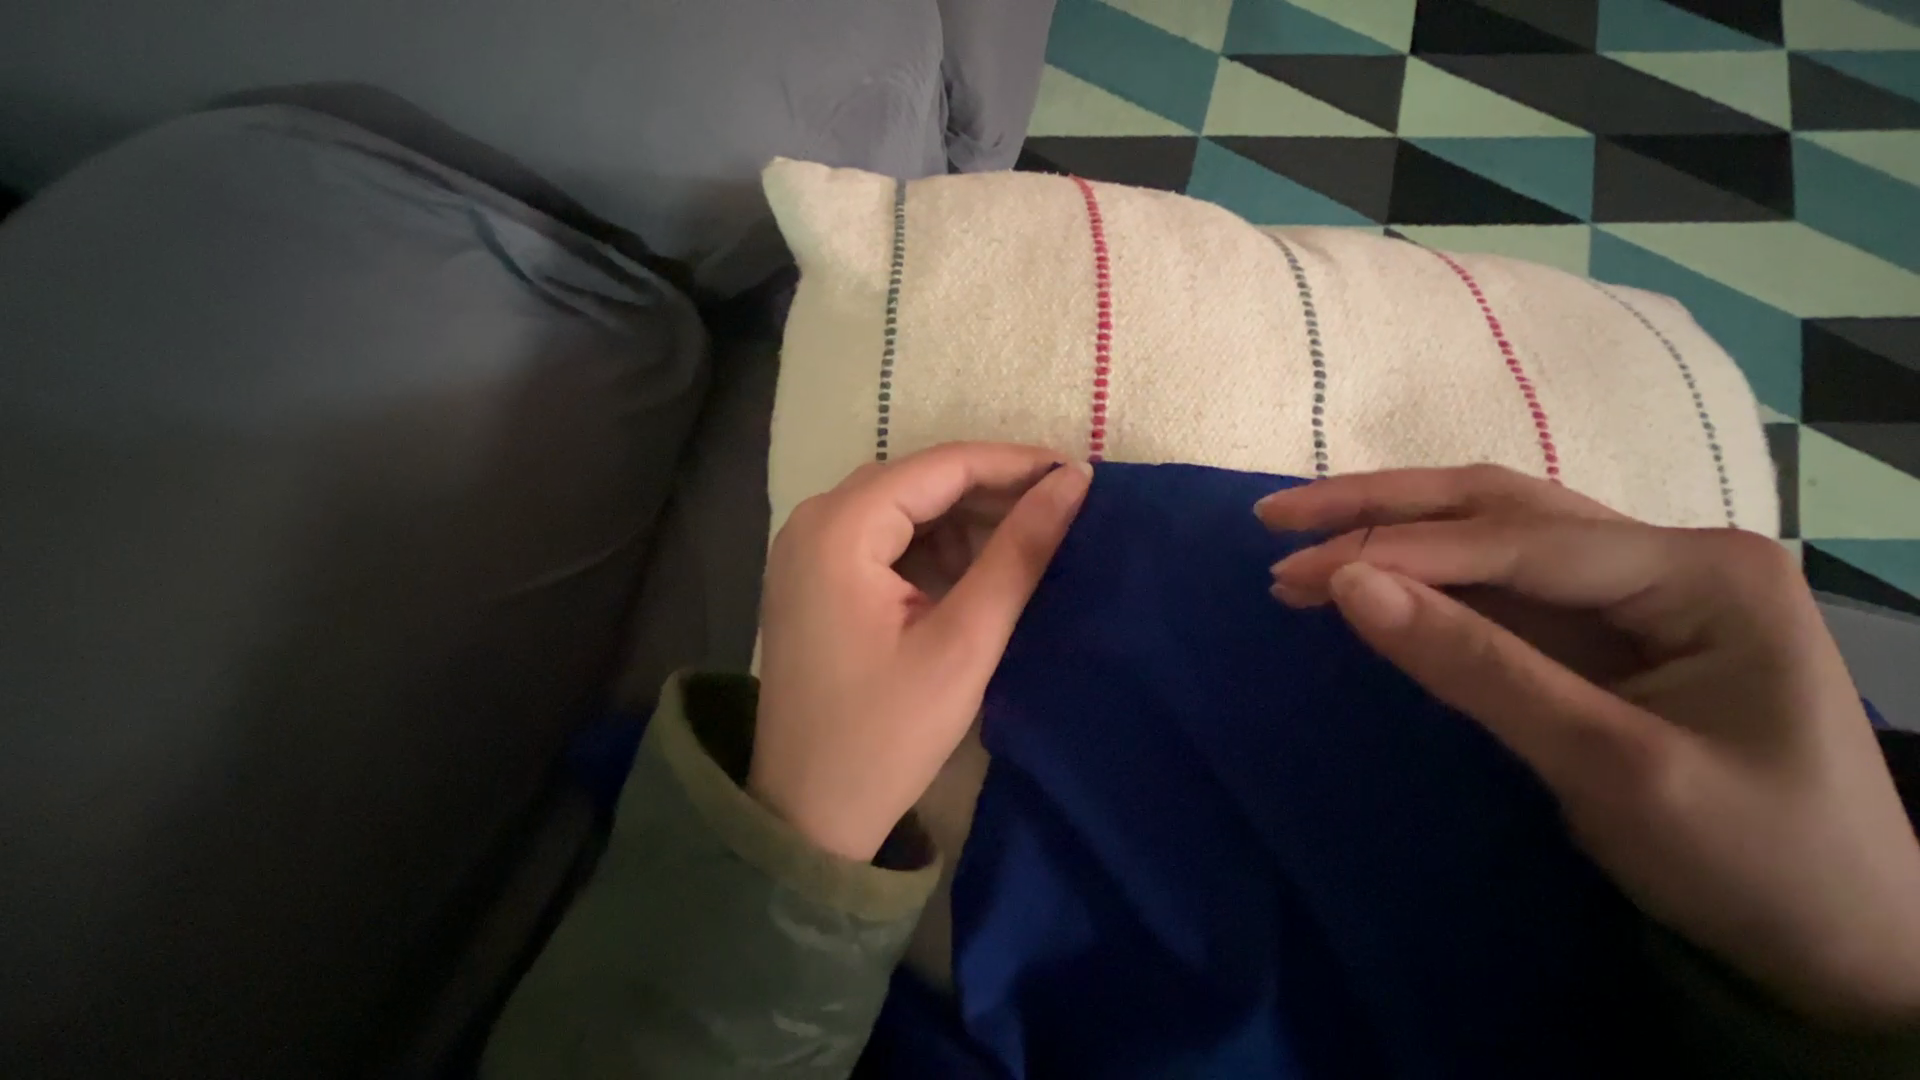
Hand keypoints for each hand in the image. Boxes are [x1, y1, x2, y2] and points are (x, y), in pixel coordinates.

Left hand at [751, 443, 1090, 862]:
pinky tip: (971, 571)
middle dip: (989, 491)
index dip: (1013, 463)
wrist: (807, 813)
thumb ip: (1019, 553)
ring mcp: (804, 550)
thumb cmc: (887, 734)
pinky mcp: (812, 579)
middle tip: (1059, 510)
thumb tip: (1073, 482)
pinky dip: (930, 546)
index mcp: (839, 528)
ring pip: (900, 507)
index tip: (1076, 473)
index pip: (939, 467)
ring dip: (961, 520)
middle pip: (916, 481)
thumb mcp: (964, 641)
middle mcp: (812, 521)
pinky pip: (880, 539)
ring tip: (1024, 543)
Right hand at [1256, 465, 1919, 1025]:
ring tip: (1300, 536)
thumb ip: (1474, 665)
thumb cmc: (1752, 862)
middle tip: (1277, 518)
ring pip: (1486, 532)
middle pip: (1494, 505)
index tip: (1294, 570)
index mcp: (1698, 570)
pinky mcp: (1595, 629)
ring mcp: (1629, 588)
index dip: (1394, 549)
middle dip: (1377, 506)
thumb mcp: (1607, 765)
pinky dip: (1417, 576)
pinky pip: (1491, 583)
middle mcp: (1662, 555)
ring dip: (1389, 530)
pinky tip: (1364, 577)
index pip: (1512, 539)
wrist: (1842, 952)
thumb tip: (1345, 585)